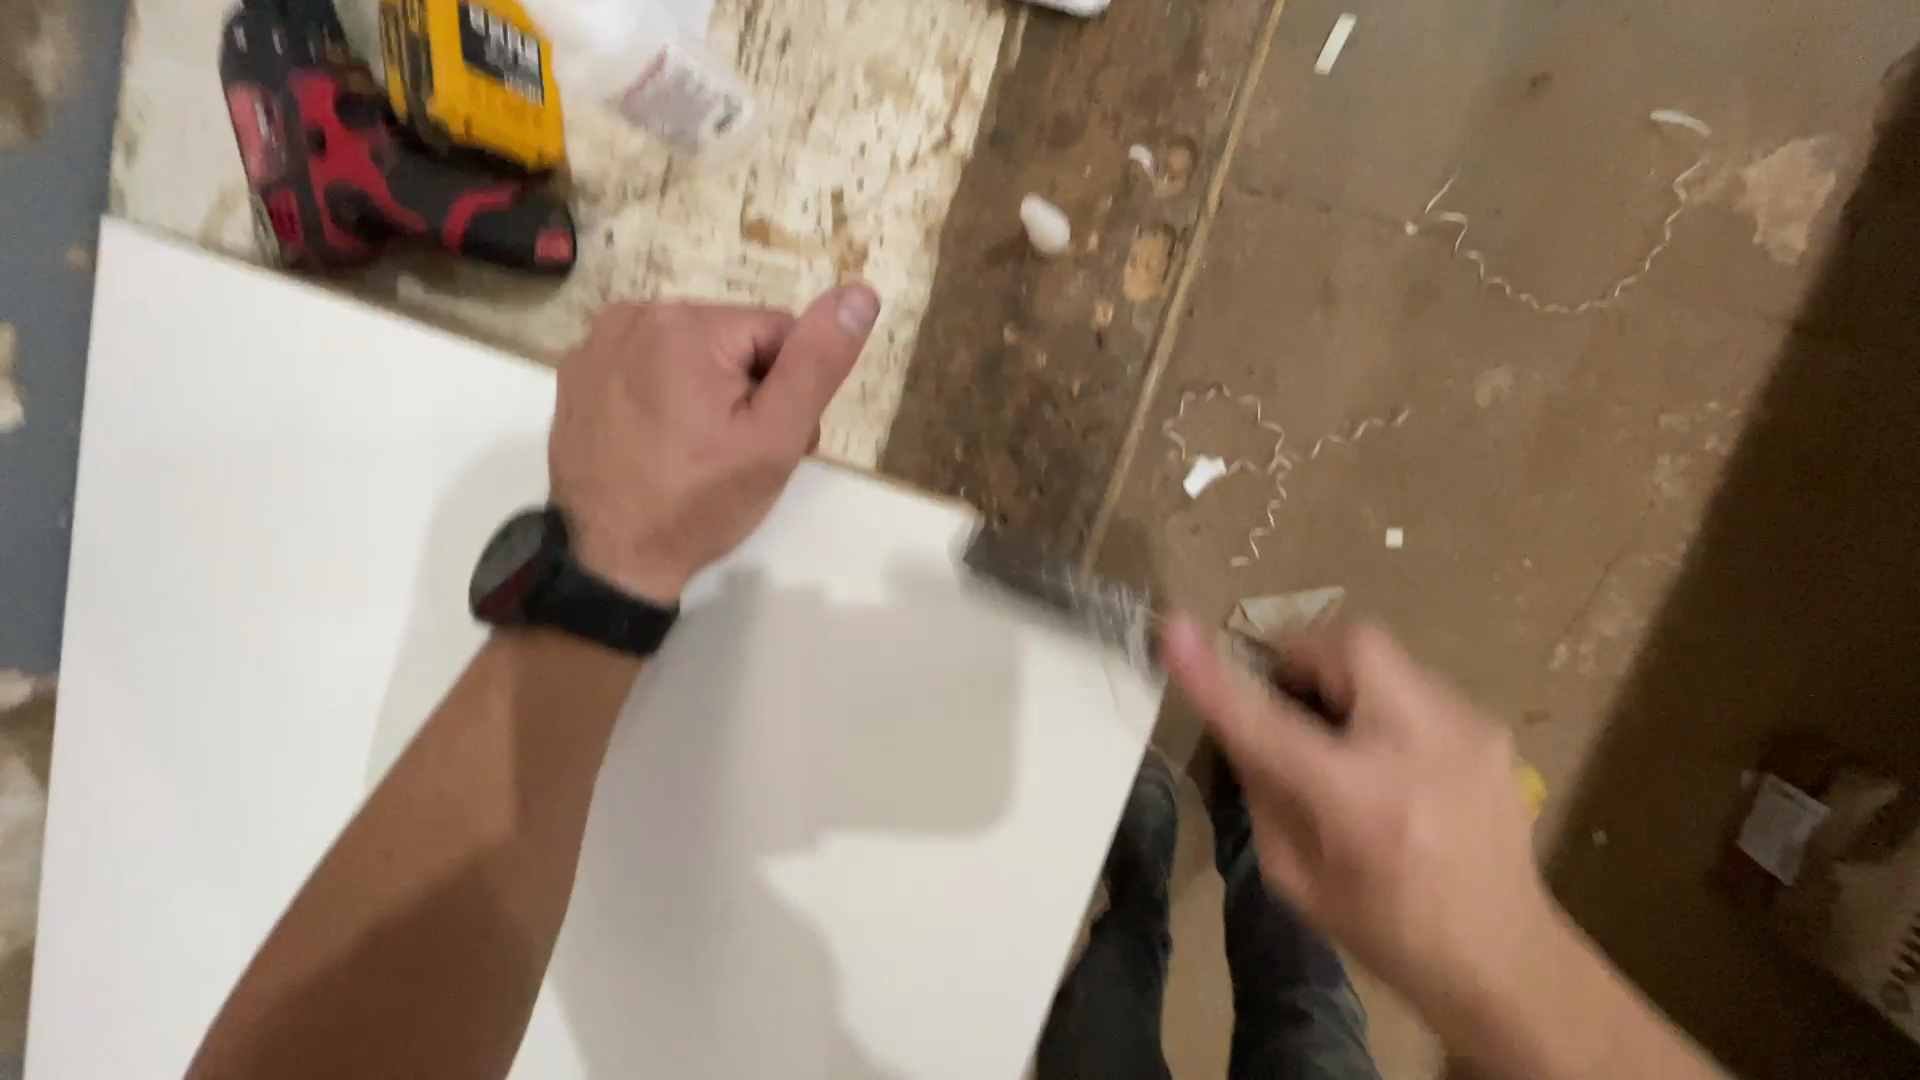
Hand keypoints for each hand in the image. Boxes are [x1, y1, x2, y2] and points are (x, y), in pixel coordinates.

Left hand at [549, 286, 880, 602]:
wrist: (609, 557)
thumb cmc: (701, 500)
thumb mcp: (775, 438)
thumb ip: (817, 363)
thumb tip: (861, 293)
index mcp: (688, 324)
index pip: (780, 333)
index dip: (791, 389)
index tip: (776, 440)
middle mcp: (636, 314)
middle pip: (734, 341)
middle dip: (752, 391)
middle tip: (745, 455)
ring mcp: (598, 344)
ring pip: (693, 354)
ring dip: (712, 394)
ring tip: (704, 455)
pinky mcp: (578, 375)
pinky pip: (649, 369)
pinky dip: (666, 398)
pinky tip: (662, 445)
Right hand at [1160, 618, 1553, 1029]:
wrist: (1511, 961)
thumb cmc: (1386, 928)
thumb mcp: (1294, 873)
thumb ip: (1261, 785)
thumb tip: (1238, 719)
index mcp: (1363, 805)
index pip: (1271, 725)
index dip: (1216, 676)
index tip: (1176, 630)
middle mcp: (1424, 751)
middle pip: (1350, 644)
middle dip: (1300, 656)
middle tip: (1284, 698)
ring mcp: (1468, 731)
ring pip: (1379, 654)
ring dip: (1337, 679)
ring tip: (1336, 736)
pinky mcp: (1487, 726)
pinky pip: (1406, 679)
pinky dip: (1373, 698)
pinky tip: (1382, 754)